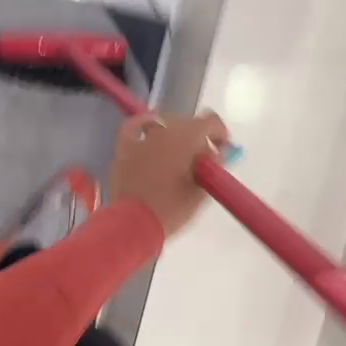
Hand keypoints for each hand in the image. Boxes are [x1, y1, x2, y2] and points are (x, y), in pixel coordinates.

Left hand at [107, 111, 227, 235]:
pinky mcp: (123, 148)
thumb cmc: (171, 209)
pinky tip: (149, 131)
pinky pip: (133, 127)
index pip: (210, 121)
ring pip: (162, 125)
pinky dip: (143, 125)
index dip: (219, 132)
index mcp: (186, 139)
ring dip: (173, 134)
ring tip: (177, 154)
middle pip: (186, 123)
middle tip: (201, 160)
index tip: (222, 147)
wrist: (132, 224)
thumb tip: (217, 154)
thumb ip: (212, 167)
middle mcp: (163, 131)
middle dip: (197, 137)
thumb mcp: (200, 191)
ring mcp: (141, 138)